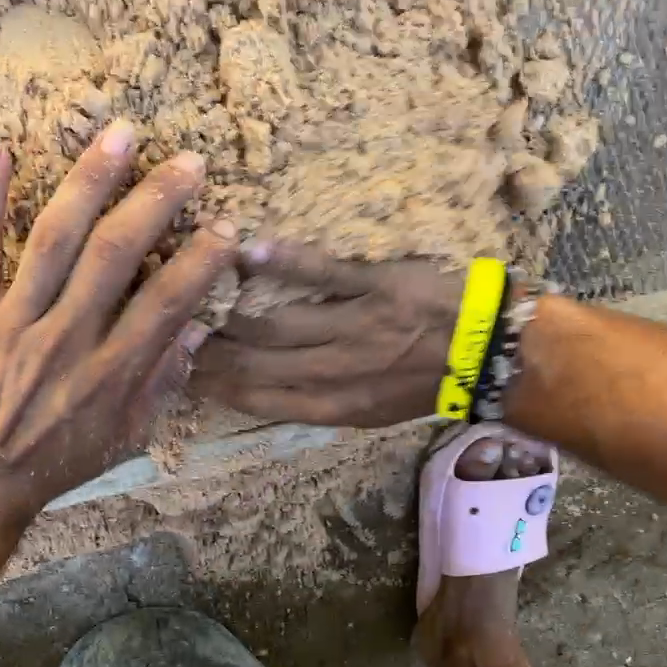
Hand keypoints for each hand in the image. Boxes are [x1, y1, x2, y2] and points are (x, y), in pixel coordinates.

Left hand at [0, 123, 237, 522]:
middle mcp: (65, 341)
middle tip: (189, 163)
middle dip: (157, 201)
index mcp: (109, 375)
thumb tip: (197, 330)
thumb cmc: (56, 464)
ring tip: (123, 134)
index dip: (201, 260)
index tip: (226, 230)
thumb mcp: (124, 440)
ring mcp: (14, 324)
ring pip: (55, 238)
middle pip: (116, 254)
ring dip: (91, 181)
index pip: (167, 301)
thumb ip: (161, 385)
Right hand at [191, 241, 465, 426]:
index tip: (182, 374)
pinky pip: (320, 272)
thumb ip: (317, 404)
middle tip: (175, 336)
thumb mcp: (368, 413)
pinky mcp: (376, 285)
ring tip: (199, 298)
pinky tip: (245, 253)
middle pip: (255, 365)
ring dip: (232, 314)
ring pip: (276, 324)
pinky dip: (281, 262)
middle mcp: (335, 372)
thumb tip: (261, 394)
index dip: (214, 389)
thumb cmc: (424, 385)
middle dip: (210, 354)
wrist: (491, 351)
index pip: (256, 400)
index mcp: (332, 406)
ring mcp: (355, 327)